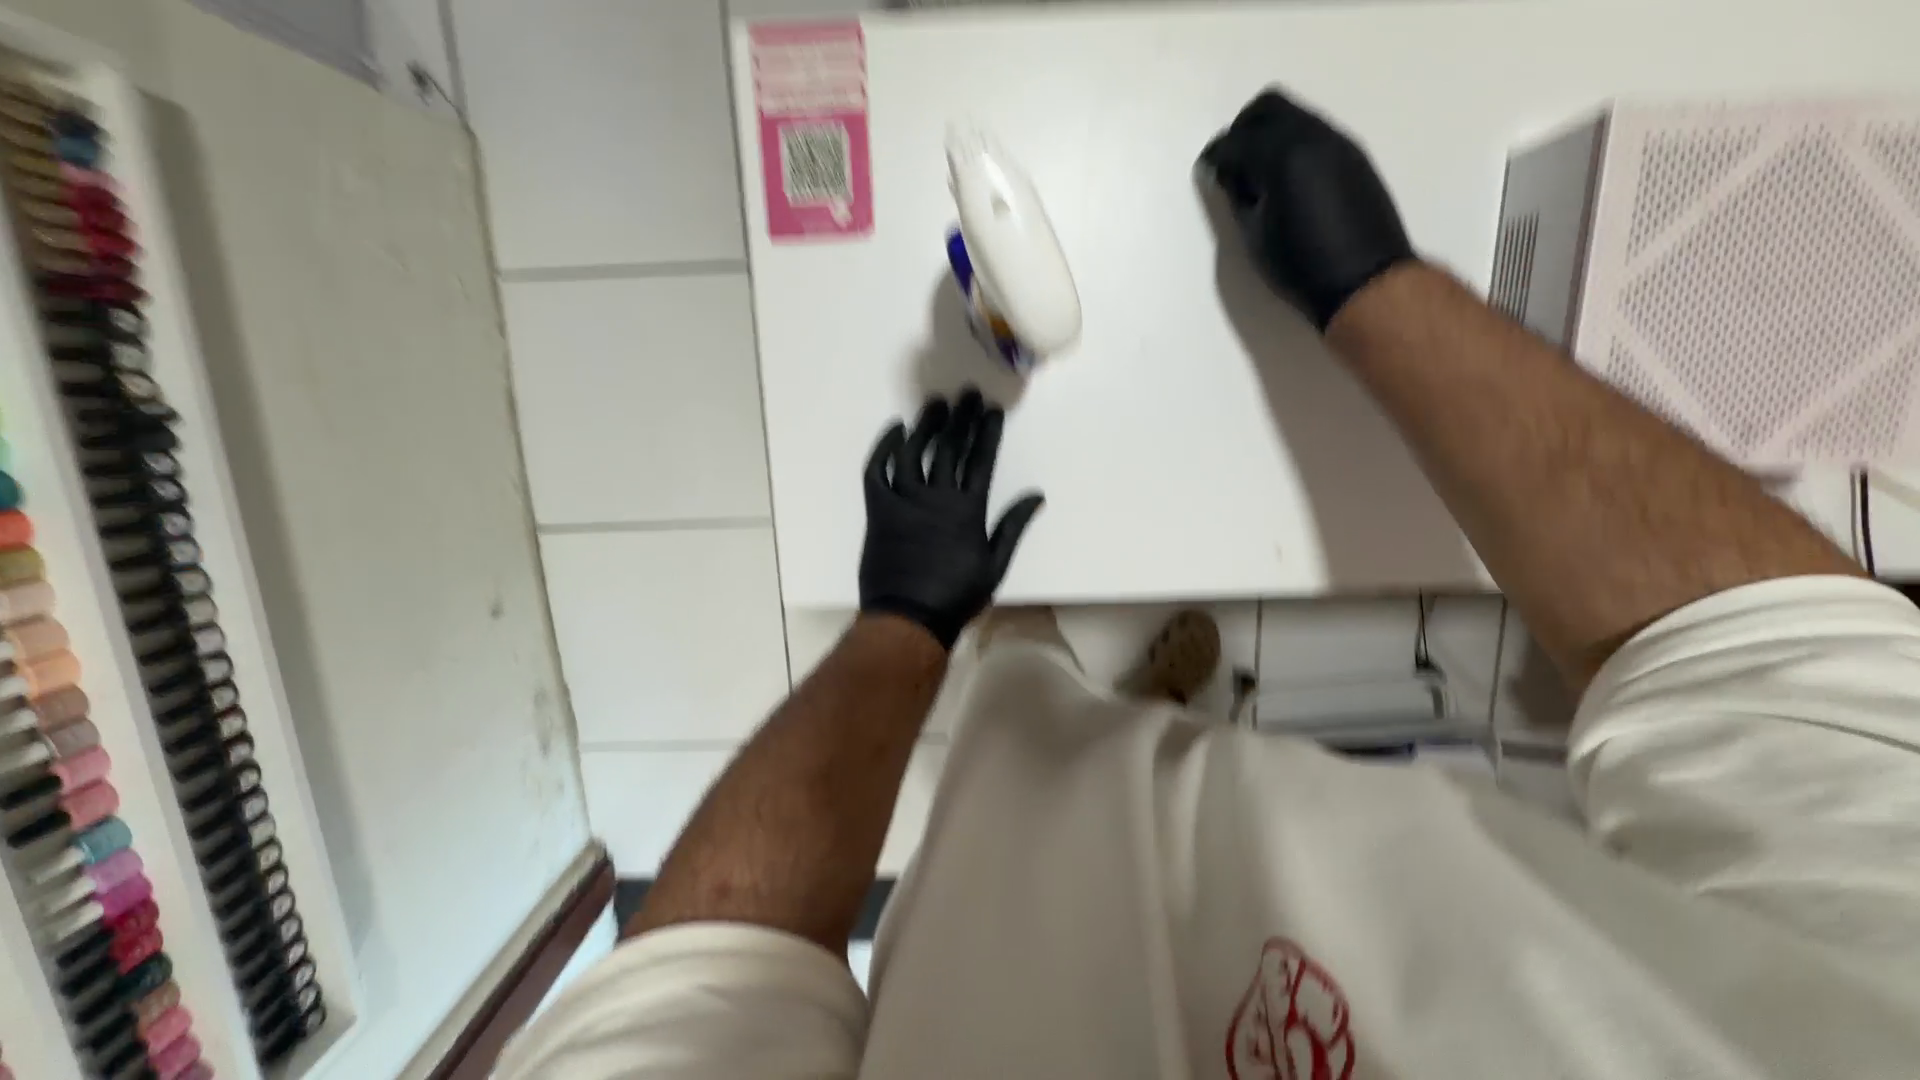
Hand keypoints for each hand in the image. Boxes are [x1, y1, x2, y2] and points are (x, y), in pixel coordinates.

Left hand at [860, 389, 1044, 649]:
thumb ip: (1013, 526)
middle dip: (960, 418)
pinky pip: (877, 471)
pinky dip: (884, 449)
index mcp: (968, 510)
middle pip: (949, 448)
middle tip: (967, 394)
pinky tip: (895, 430)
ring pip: (914, 452)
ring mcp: (904, 501)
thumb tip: (1037, 496)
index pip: (981, 460)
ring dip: (926, 426)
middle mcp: (936, 497)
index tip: (993, 410)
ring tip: (935, 404)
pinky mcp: (878, 510)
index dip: (988, 432)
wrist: (909, 617)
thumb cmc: (956, 595)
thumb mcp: (995, 564)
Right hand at [1199, 89, 1414, 329]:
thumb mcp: (1254, 236)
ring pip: (1294, 115)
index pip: (1235, 141)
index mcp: (1282, 156)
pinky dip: (1293, 146)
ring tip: (1261, 178)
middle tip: (1232, 165)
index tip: (1208, 174)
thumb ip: (1238, 197)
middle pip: (1267, 107)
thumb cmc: (1300, 266)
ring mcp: (1337, 142)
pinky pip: (1314, 133)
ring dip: (1270, 136)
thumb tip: (1230, 177)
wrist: (1365, 281)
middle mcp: (1312, 136)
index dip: (1215, 158)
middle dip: (1242, 131)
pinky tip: (1288, 183)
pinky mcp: (1353, 155)